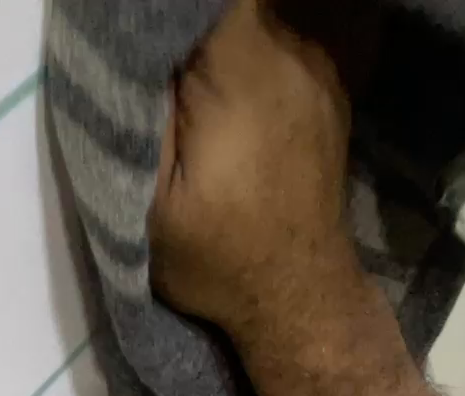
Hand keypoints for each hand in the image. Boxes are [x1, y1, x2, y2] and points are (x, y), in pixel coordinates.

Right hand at [149, 0, 360, 346]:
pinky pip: (282, 39)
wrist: (298, 298)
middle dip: (187, 29)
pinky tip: (233, 102)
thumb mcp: (154, 208)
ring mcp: (318, 66)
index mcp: (241, 74)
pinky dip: (250, 53)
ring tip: (195, 96)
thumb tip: (136, 54)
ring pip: (258, 16)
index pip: (198, 4)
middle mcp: (290, 51)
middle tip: (165, 83)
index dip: (163, 18)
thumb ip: (140, 120)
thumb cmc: (218, 261)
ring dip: (217, 40)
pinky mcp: (328, 87)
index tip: (144, 55)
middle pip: (229, 7)